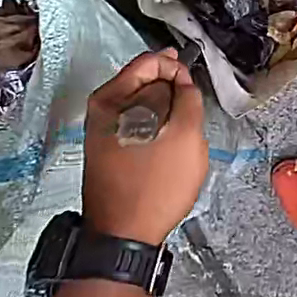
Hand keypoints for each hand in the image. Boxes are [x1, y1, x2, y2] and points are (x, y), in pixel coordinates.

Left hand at [82, 50, 207, 243]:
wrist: (123, 235)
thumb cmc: (155, 185)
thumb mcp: (185, 136)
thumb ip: (187, 98)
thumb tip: (181, 80)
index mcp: (112, 98)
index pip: (151, 61)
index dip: (178, 70)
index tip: (194, 91)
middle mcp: (102, 109)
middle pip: (146, 81)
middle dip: (173, 92)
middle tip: (191, 117)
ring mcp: (104, 130)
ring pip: (146, 105)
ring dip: (168, 114)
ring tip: (182, 138)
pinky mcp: (110, 148)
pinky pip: (140, 125)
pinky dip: (157, 129)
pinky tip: (169, 150)